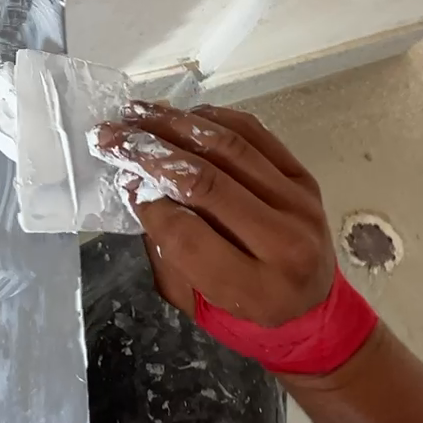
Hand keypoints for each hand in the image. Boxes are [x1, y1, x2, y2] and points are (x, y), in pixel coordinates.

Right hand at [93, 102, 335, 326]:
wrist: (311, 305)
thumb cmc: (240, 307)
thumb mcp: (196, 299)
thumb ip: (166, 248)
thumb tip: (136, 184)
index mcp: (254, 289)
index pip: (188, 235)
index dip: (148, 205)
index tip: (122, 181)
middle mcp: (284, 243)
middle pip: (207, 183)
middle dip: (149, 153)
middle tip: (111, 136)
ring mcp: (300, 203)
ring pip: (227, 147)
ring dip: (173, 124)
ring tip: (136, 114)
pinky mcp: (304, 176)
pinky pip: (253, 132)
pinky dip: (209, 118)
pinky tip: (177, 115)